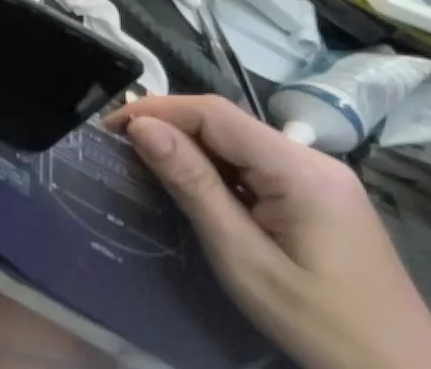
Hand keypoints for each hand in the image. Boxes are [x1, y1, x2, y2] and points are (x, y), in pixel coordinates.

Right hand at [108, 96, 430, 368]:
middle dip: (166, 126)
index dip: (154, 110)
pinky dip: (215, 165)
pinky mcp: (321, 197)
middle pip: (225, 122)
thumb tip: (141, 128)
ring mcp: (322, 179)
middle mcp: (314, 162)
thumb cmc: (317, 319)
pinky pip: (255, 163)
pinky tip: (193, 185)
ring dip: (188, 146)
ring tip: (144, 164)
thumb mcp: (242, 256)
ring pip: (238, 140)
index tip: (107, 130)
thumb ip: (193, 186)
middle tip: (118, 148)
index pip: (213, 113)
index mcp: (301, 171)